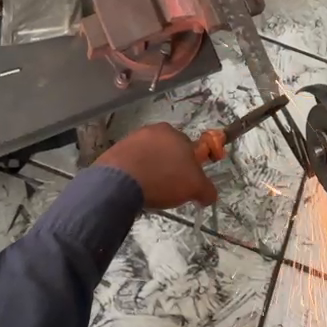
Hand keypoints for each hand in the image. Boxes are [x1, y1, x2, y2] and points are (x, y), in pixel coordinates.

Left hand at [96, 124, 218, 209]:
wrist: (120, 181)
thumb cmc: (163, 179)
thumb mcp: (194, 187)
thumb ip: (207, 189)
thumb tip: (209, 195)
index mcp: (175, 133)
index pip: (189, 149)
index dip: (190, 168)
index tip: (186, 184)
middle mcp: (154, 130)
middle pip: (168, 150)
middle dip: (170, 166)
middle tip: (169, 188)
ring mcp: (133, 138)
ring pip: (149, 155)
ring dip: (152, 169)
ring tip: (150, 190)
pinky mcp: (116, 150)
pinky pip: (132, 162)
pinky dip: (135, 173)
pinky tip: (135, 187)